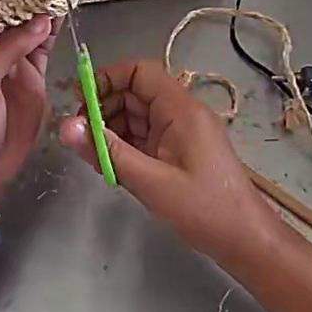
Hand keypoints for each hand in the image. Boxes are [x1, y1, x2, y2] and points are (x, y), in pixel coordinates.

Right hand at [57, 60, 271, 254]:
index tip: (79, 100)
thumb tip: (65, 127)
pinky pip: (144, 136)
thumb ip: (105, 151)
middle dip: (103, 107)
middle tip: (80, 134)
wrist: (246, 240)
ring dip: (111, 128)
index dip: (107, 78)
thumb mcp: (149, 181)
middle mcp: (181, 113)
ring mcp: (180, 132)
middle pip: (135, 92)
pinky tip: (110, 164)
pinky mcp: (178, 151)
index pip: (140, 71)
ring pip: (136, 115)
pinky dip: (124, 145)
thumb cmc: (203, 208)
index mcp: (180, 109)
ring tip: (92, 154)